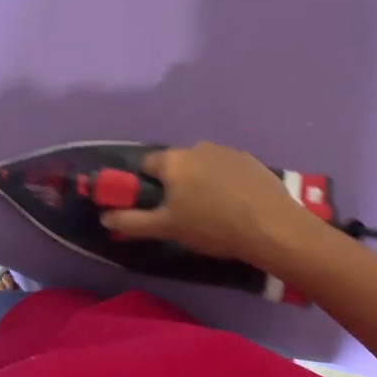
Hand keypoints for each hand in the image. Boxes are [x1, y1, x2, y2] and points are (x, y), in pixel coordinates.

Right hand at [99, 143, 308, 261]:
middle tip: (183, 213)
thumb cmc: (211, 226)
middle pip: (176, 164)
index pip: (146, 165)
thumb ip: (132, 221)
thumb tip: (104, 218)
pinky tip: (234, 204)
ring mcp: (227, 151)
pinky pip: (227, 169)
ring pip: (203, 165)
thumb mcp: (167, 228)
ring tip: (212, 211)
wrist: (271, 227)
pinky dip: (224, 182)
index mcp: (173, 161)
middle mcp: (197, 147)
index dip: (145, 186)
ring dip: (201, 181)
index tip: (154, 206)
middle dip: (175, 184)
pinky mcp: (251, 160)